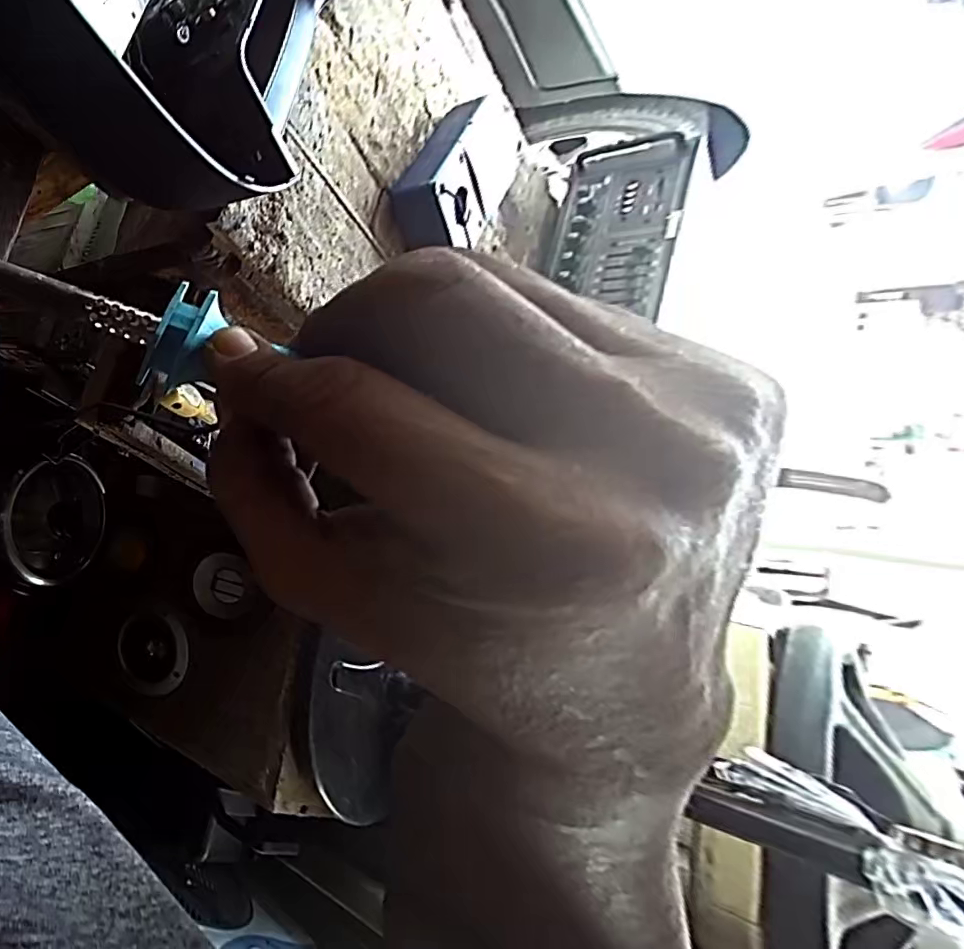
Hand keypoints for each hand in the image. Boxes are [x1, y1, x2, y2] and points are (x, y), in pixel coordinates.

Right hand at [206, 248, 783, 811]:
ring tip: (387, 384)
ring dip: (396, 322)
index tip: (232, 373)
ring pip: (481, 280)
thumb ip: (247, 478)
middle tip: (313, 372)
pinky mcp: (731, 375)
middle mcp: (641, 450)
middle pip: (429, 297)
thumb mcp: (317, 583)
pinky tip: (465, 393)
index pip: (355, 404)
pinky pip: (540, 301)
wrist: (621, 683)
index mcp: (532, 536)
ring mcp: (703, 402)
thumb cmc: (451, 640)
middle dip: (336, 322)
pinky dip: (466, 334)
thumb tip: (232, 364)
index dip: (270, 379)